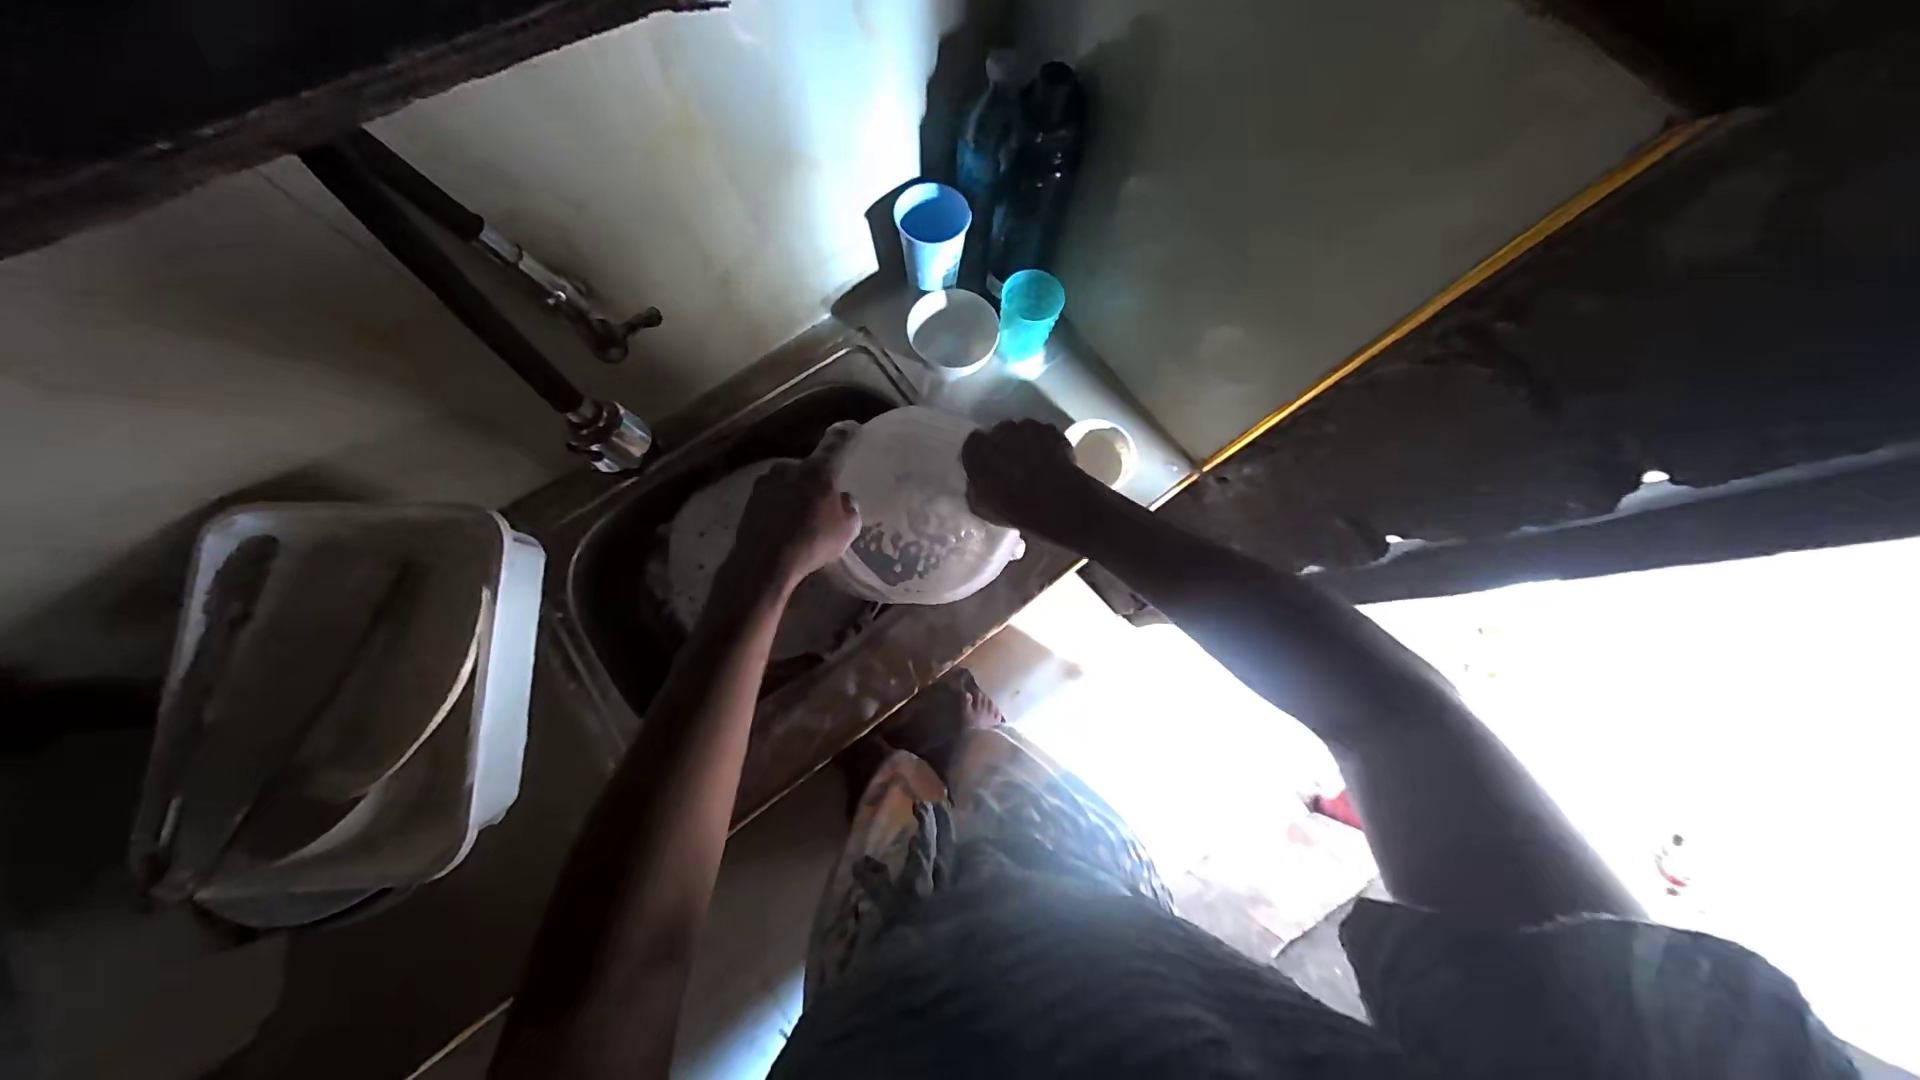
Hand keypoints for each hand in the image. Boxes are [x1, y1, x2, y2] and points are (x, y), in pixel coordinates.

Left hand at [722, 425, 861, 595]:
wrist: (764, 563)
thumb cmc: (813, 543)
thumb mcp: (847, 529)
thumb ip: (849, 508)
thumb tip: (842, 499)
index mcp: (818, 471)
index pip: (835, 443)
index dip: (845, 434)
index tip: (851, 427)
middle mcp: (789, 468)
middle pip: (809, 468)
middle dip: (816, 481)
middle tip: (822, 504)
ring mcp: (765, 481)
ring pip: (788, 483)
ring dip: (795, 495)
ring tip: (800, 522)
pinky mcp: (750, 499)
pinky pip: (773, 498)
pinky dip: (779, 508)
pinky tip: (783, 529)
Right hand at [961, 419, 1103, 540]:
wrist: (1053, 500)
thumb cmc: (1011, 506)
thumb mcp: (980, 506)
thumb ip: (975, 487)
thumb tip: (977, 482)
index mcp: (979, 448)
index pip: (973, 444)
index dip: (980, 455)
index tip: (985, 467)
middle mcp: (1001, 430)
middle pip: (999, 433)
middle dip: (1003, 446)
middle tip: (1011, 465)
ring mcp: (1029, 427)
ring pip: (1023, 432)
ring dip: (1026, 443)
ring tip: (1034, 464)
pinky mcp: (1053, 431)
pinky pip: (1045, 436)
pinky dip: (1046, 445)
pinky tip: (1051, 462)